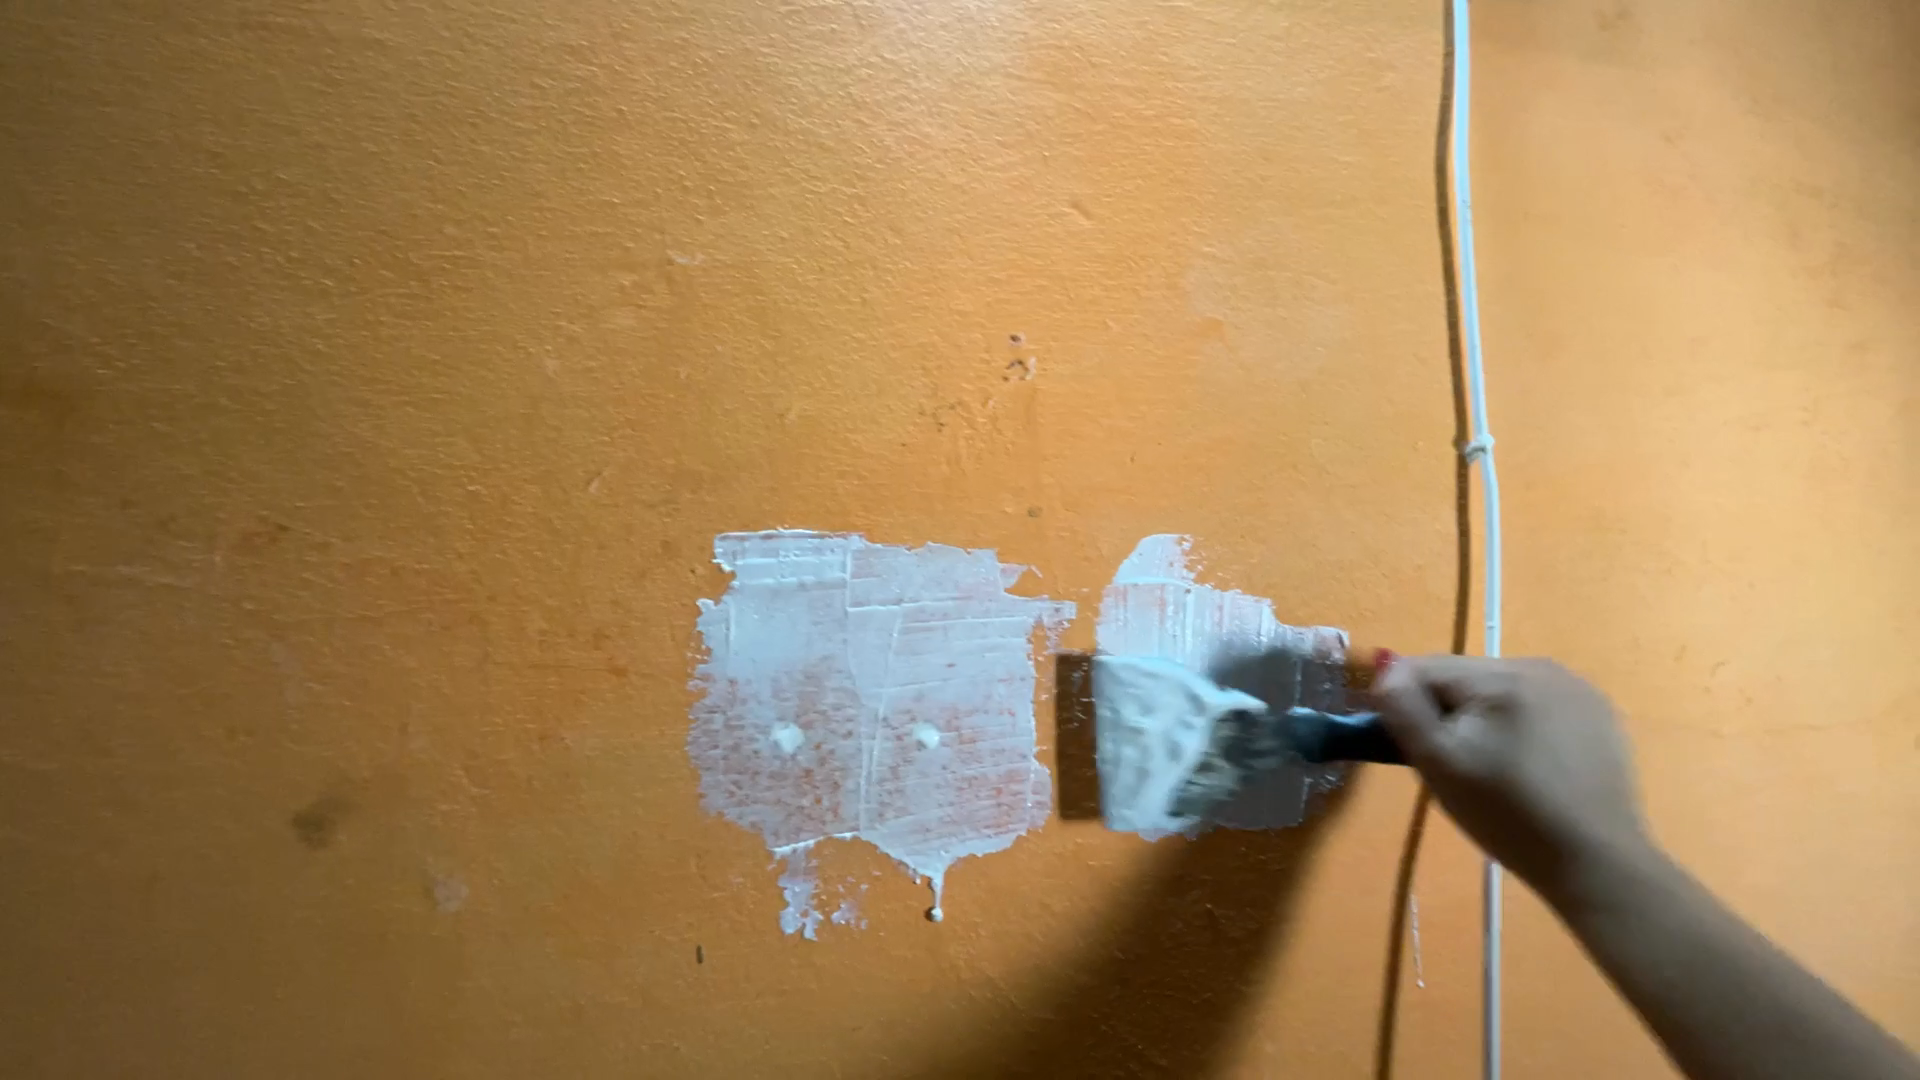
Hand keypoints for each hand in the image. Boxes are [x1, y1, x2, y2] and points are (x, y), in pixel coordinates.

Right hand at [1372, 655, 1649, 900]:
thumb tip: (1384, 668)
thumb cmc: (1506, 814)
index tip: (1410, 747)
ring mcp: (1576, 688)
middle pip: (1458, 675)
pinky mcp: (1596, 711)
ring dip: (1476, 715)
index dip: (1404, 704)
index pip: (1421, 668)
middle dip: (1443, 710)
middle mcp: (1541, 666)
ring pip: (1491, 688)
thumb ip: (1400, 705)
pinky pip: (1528, 702)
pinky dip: (1513, 723)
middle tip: (1449, 760)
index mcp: (1502, 676)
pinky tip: (1524, 761)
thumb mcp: (1435, 760)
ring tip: (1486, 762)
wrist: (1596, 865)